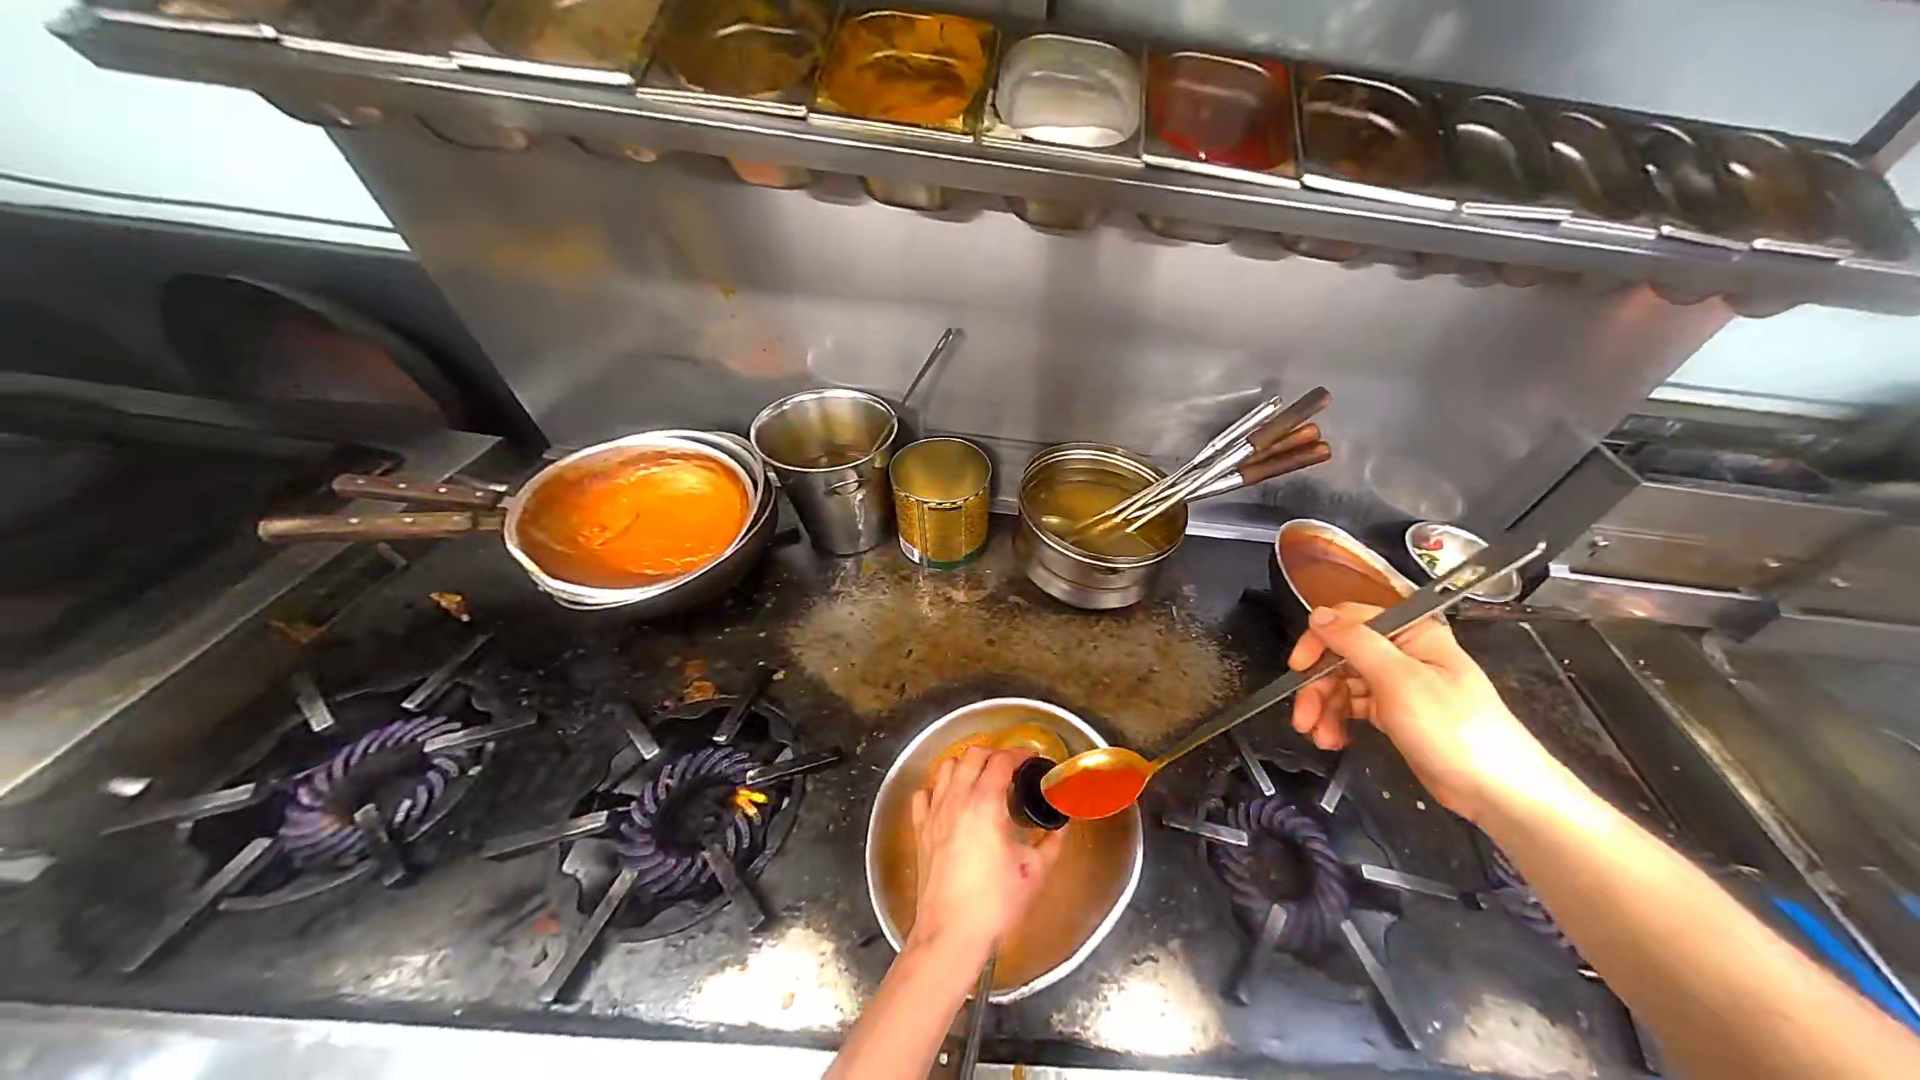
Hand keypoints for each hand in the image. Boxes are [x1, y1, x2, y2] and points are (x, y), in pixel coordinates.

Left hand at [909, 747, 1066, 959]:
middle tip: (1010, 766)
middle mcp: (957, 800)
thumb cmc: (994, 903)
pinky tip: (950, 799)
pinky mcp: (921, 830)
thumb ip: (1052, 843)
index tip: (1030, 757)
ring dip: (966, 765)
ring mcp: (935, 813)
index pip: (1001, 761)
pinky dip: (938, 788)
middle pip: (972, 755)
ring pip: (946, 768)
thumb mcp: (1035, 871)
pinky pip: (924, 794)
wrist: (951, 932)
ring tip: (982, 777)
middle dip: (993, 753)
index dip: (1018, 753)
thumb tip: (1061, 828)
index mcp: (986, 803)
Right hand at [1288, 604, 1568, 821]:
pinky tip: (1333, 739)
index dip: (1318, 641)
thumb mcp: (1400, 679)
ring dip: (1323, 708)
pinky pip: (1352, 706)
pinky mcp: (1393, 712)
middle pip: (1339, 656)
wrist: (1497, 792)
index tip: (1297, 668)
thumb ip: (1355, 642)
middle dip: (1316, 687)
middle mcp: (1402, 653)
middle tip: (1302, 717)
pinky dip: (1337, 721)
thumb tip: (1319, 614)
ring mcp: (1397, 683)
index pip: (1349, 621)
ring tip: (1318, 737)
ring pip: (1341, 683)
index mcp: (1411, 634)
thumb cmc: (1455, 730)